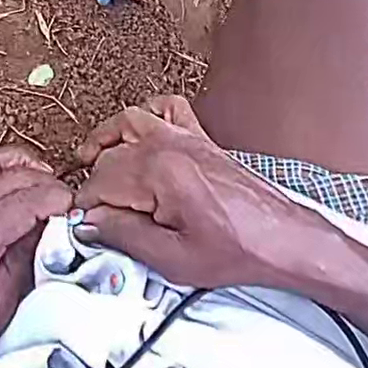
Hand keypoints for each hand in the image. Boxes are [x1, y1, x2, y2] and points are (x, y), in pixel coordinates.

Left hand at [0, 147, 72, 367]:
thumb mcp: (2, 305)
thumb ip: (27, 256)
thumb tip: (53, 223)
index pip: (23, 200)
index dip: (55, 198)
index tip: (76, 206)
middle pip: (8, 176)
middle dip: (45, 182)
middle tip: (67, 202)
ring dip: (19, 167)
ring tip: (43, 185)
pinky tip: (6, 184)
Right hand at [73, 96, 341, 289]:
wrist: (283, 239)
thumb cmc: (237, 250)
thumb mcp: (173, 259)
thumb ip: (124, 236)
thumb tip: (90, 223)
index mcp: (158, 172)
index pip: (99, 183)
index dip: (85, 208)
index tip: (84, 226)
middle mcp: (167, 145)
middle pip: (108, 156)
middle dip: (94, 184)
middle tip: (93, 214)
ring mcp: (183, 136)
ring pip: (127, 122)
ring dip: (106, 141)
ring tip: (90, 162)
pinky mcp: (198, 137)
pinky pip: (166, 108)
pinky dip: (147, 114)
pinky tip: (137, 132)